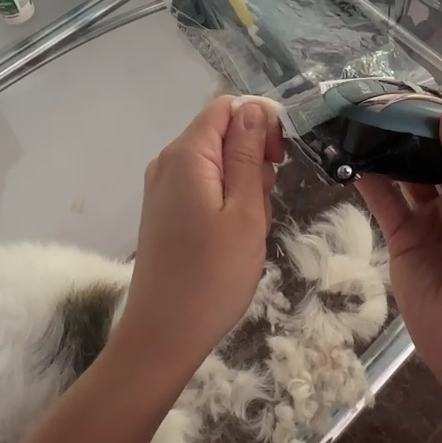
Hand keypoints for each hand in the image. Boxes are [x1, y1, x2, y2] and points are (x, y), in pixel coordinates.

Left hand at [117, 96, 281, 376]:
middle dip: (252, 156)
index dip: (259, 123)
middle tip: (265, 201)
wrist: (163, 334)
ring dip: (242, 182)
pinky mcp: (164, 209)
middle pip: (220, 132)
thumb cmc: (213, 275)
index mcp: (186, 154)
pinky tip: (233, 234)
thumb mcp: (245, 211)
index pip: (227, 107)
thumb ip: (248, 154)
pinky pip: (202, 184)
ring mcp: (162, 186)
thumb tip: (252, 108)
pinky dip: (225, 199)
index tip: (279, 161)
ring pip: (215, 161)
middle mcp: (168, 161)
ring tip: (250, 226)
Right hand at [355, 96, 441, 401]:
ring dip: (386, 151)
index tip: (416, 86)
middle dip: (409, 131)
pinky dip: (367, 180)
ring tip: (359, 116)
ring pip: (404, 175)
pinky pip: (383, 203)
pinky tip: (350, 154)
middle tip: (378, 95)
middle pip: (432, 156)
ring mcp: (429, 221)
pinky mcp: (402, 242)